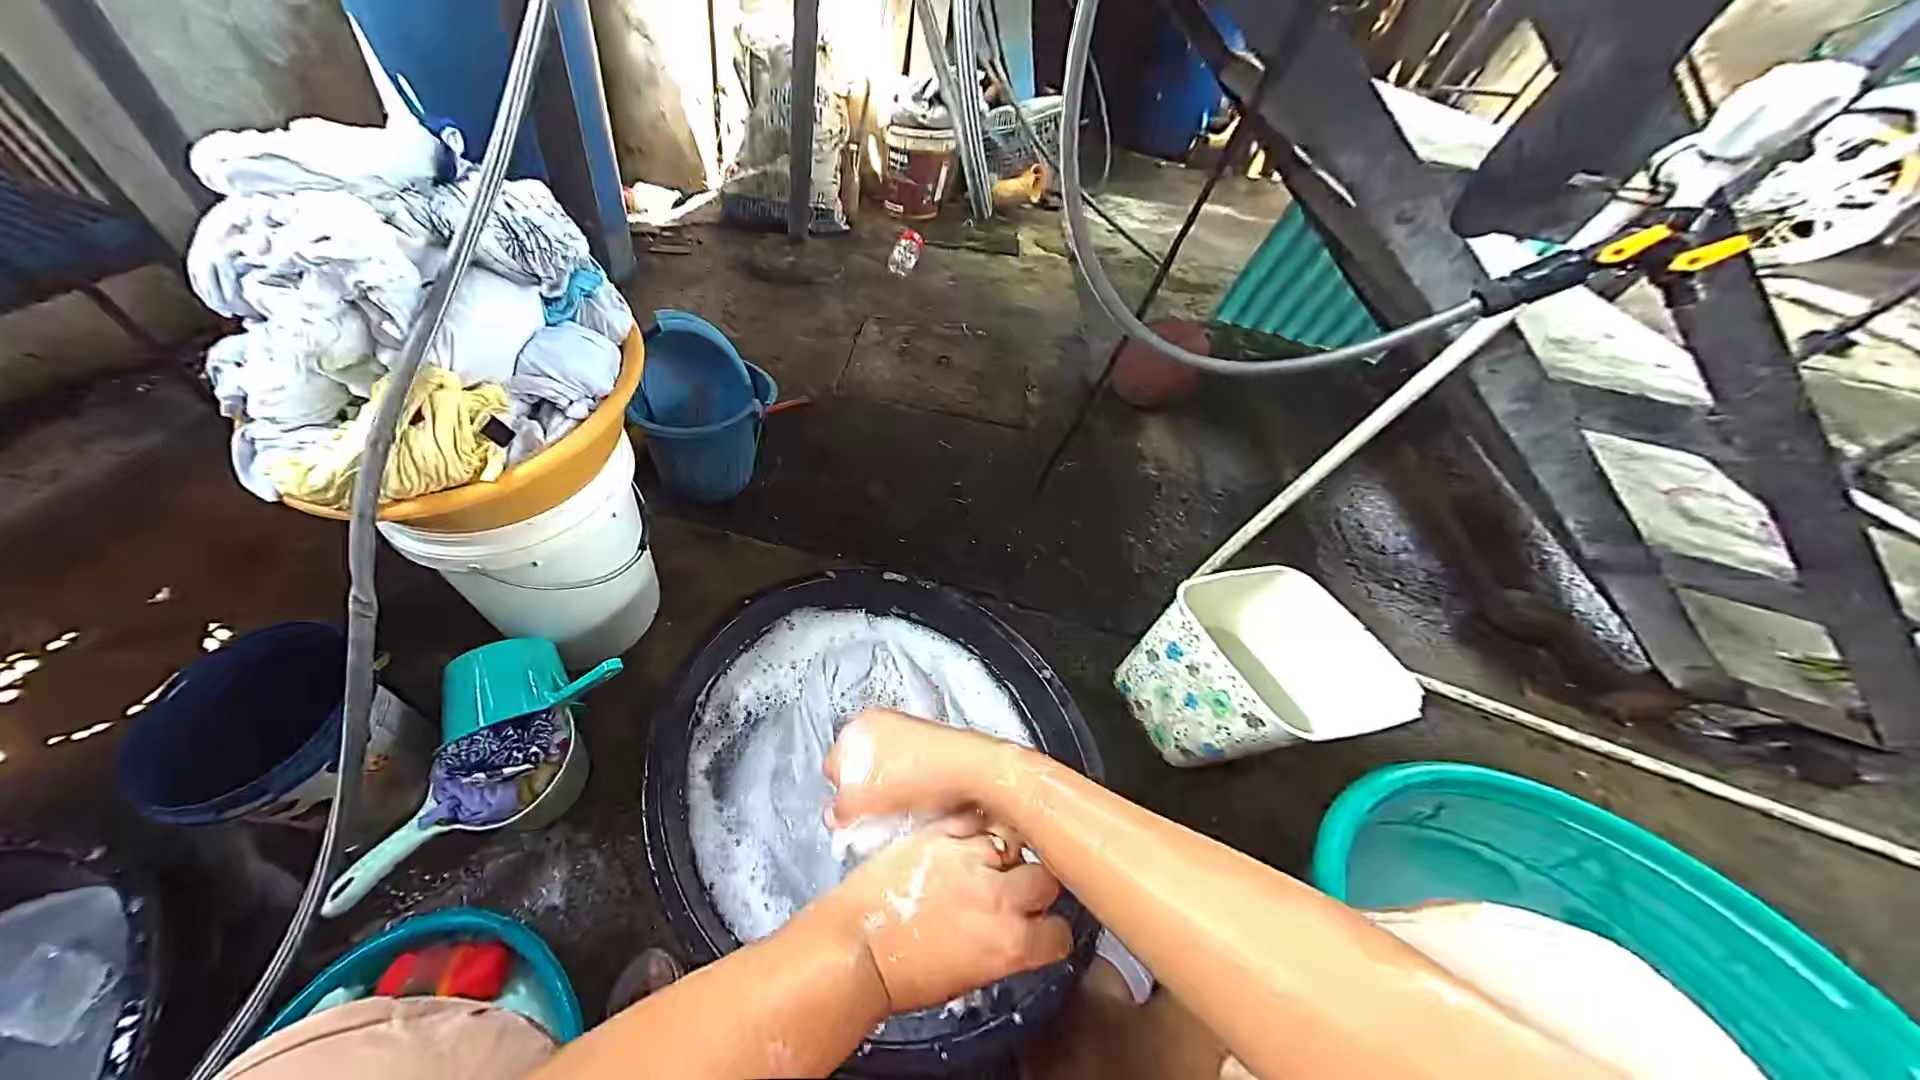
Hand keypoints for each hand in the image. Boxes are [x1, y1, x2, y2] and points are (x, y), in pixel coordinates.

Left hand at [811, 816, 1071, 1013]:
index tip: (1041, 925)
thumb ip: (1002, 948)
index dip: (1051, 928)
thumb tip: (1015, 933)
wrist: (855, 950)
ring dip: (1009, 850)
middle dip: (1035, 883)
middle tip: (1017, 888)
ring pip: (1015, 839)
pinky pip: (976, 816)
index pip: (1058, 931)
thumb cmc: (901, 975)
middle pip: (1044, 877)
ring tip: (993, 857)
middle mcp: (998, 896)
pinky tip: (973, 832)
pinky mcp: (942, 832)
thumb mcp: (969, 977)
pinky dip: (978, 823)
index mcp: (1010, 943)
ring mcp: (971, 857)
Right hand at [824, 709, 1029, 824]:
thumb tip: (833, 816)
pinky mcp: (926, 739)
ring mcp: (905, 727)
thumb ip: (842, 808)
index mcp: (862, 724)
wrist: (972, 769)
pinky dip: (900, 778)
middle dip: (858, 786)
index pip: (833, 762)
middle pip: (855, 761)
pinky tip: (910, 798)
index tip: (847, 812)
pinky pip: (901, 762)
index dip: (839, 792)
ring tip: (891, 807)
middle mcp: (881, 720)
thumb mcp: (870, 800)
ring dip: (880, 784)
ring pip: (878, 763)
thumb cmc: (924, 776)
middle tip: (868, 810)